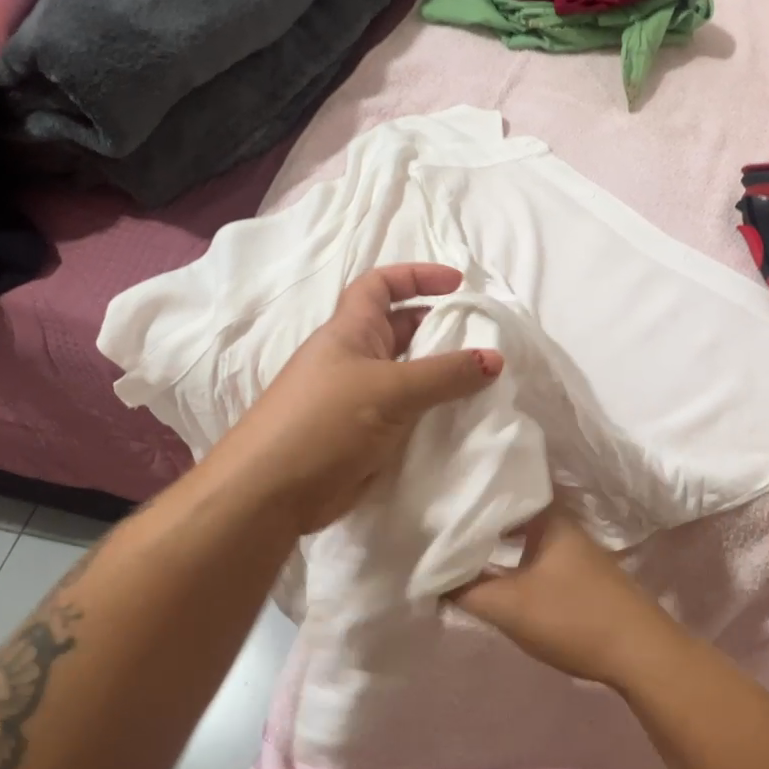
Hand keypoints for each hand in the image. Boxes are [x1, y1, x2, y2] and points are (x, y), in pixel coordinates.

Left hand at [211, 263, 502, 534]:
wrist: (271, 492)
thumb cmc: (325, 422)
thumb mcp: (391, 389)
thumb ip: (446, 374)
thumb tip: (496, 358)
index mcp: (350, 331)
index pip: (381, 285)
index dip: (416, 276)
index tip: (457, 285)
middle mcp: (355, 358)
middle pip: (403, 330)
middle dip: (441, 329)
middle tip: (485, 339)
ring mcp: (360, 399)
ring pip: (410, 375)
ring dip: (444, 376)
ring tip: (487, 380)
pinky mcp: (366, 436)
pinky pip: (409, 413)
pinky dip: (435, 412)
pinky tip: (465, 421)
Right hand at [450, 508, 686, 687]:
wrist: (640, 653)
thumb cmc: (573, 617)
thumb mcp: (509, 605)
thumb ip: (465, 590)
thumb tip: (429, 574)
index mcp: (549, 517)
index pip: (506, 485)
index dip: (474, 486)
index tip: (442, 488)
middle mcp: (563, 525)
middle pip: (514, 511)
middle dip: (481, 515)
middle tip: (443, 519)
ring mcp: (575, 550)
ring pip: (526, 535)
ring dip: (497, 540)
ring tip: (460, 545)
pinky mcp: (580, 575)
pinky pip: (536, 554)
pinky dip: (513, 558)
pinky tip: (496, 573)